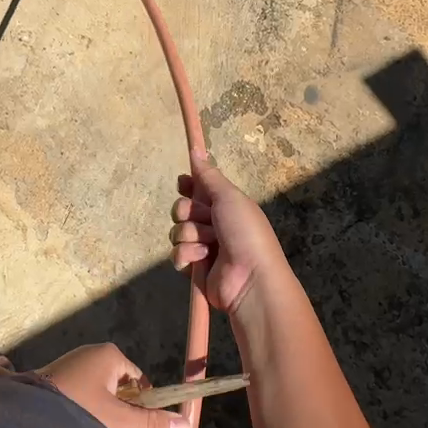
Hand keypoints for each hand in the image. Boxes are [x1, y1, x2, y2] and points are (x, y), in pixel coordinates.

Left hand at [37, 343, 188, 427]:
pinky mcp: (59, 375)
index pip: (142, 382)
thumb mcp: (120, 422)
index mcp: (111, 354)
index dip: (151, 412)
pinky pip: (86, 393)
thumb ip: (153, 424)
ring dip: (110, 415)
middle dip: (129, 415)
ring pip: (104, 393)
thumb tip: (186, 424)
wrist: (28, 412)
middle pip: (124, 388)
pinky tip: (85, 427)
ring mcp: (74, 362)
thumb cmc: (79, 410)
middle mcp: (93, 352)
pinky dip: (91, 410)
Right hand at [171, 150, 287, 315]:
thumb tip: (196, 149)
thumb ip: (209, 175)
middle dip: (188, 213)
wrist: (250, 278)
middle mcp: (212, 224)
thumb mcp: (229, 197)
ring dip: (190, 236)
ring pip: (177, 231)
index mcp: (224, 205)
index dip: (187, 186)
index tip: (184, 184)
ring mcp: (203, 246)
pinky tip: (201, 259)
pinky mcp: (195, 267)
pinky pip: (177, 254)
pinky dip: (186, 255)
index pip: (196, 189)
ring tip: (208, 245)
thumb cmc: (245, 232)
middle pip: (181, 209)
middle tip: (205, 219)